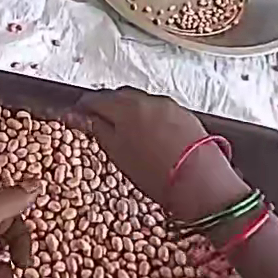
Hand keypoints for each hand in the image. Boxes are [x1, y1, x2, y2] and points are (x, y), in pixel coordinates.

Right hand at [63, 88, 248, 218]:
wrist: (201, 182)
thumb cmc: (154, 172)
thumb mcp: (116, 152)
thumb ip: (97, 129)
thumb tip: (79, 117)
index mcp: (124, 107)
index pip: (95, 99)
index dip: (83, 107)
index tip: (76, 115)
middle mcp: (146, 100)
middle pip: (118, 95)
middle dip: (106, 104)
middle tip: (97, 121)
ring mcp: (167, 105)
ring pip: (139, 100)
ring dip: (127, 108)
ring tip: (122, 128)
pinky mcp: (184, 114)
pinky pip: (158, 108)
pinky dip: (147, 115)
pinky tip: (147, 132)